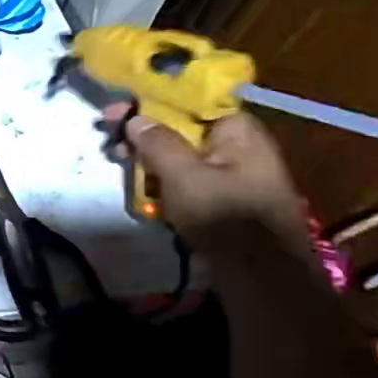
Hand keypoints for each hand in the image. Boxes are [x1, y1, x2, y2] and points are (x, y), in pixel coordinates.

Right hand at [103, 102, 308, 256]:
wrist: (263, 277)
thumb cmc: (224, 216)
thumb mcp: (183, 175)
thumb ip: (158, 143)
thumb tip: (136, 118)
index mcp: (238, 129)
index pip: (191, 100)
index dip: (151, 103)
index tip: (118, 113)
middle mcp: (242, 146)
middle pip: (186, 130)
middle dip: (148, 136)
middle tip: (114, 146)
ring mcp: (238, 176)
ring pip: (187, 158)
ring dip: (154, 162)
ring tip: (125, 172)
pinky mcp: (230, 202)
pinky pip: (194, 182)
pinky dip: (170, 184)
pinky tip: (149, 195)